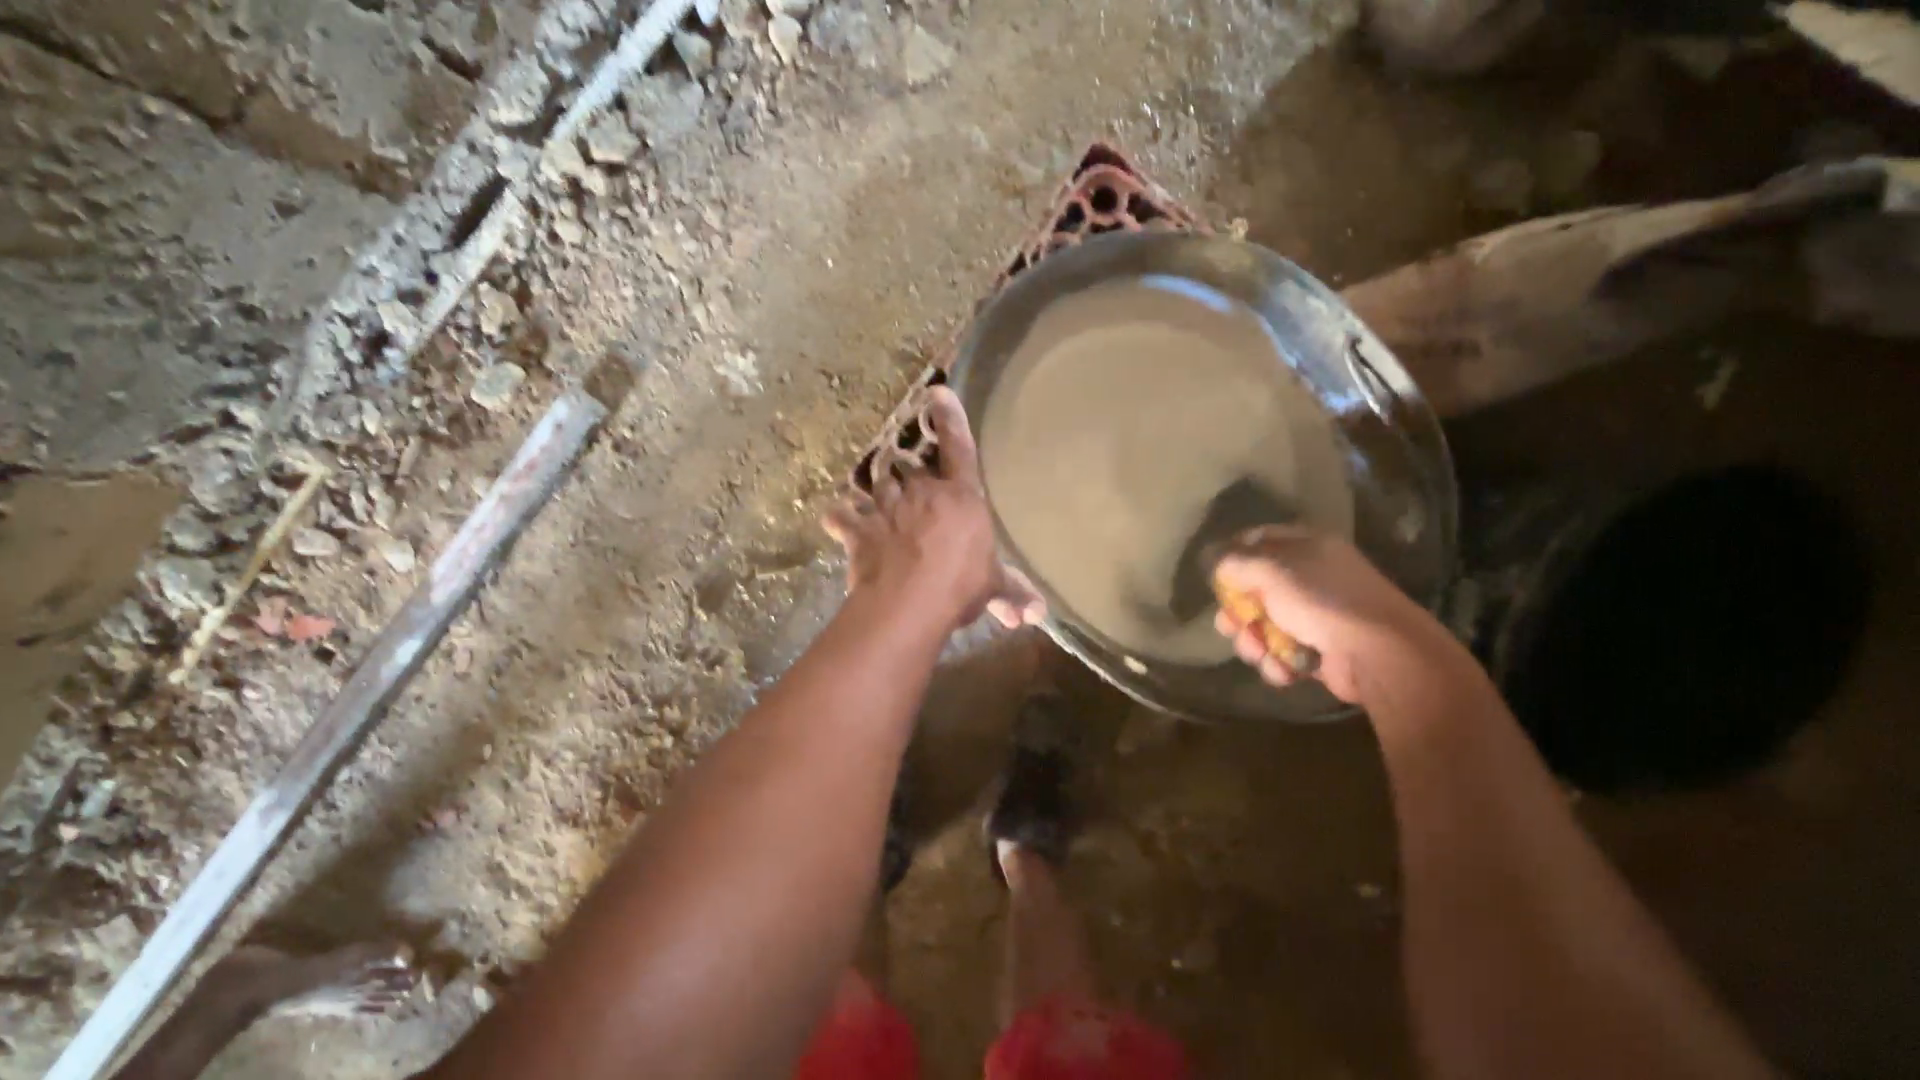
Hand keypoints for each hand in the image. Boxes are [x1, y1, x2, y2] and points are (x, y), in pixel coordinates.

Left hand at [824, 387, 1045, 631]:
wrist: (909, 601)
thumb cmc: (960, 584)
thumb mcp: (992, 587)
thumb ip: (1013, 593)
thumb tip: (1037, 614)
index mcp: (960, 496)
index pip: (958, 447)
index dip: (949, 419)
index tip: (937, 391)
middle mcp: (922, 492)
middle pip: (909, 466)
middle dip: (907, 469)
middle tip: (906, 473)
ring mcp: (886, 508)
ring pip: (877, 485)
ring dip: (877, 488)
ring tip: (876, 493)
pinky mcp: (858, 530)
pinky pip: (843, 518)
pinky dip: (840, 518)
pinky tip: (835, 519)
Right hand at [1211, 525, 1447, 704]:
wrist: (1377, 653)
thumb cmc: (1321, 600)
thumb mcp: (1271, 570)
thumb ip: (1236, 562)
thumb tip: (1217, 563)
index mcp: (1305, 546)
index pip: (1258, 540)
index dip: (1233, 557)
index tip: (1217, 577)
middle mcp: (1310, 577)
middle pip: (1255, 589)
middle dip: (1238, 612)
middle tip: (1231, 625)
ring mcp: (1315, 615)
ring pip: (1264, 626)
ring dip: (1254, 642)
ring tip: (1260, 652)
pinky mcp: (1318, 650)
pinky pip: (1282, 653)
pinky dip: (1279, 663)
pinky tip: (1285, 670)